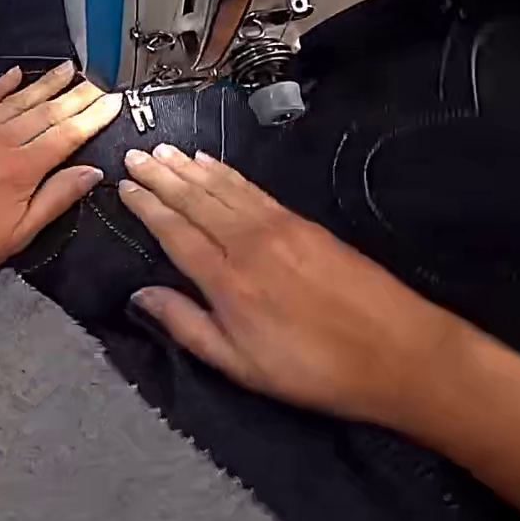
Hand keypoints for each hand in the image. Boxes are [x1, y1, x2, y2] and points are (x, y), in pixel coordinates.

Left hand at [0, 63, 120, 293]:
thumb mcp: (19, 234)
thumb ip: (57, 198)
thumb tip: (93, 172)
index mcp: (23, 167)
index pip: (69, 134)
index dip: (94, 116)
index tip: (114, 101)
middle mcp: (3, 140)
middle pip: (49, 111)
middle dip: (79, 95)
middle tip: (101, 80)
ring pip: (20, 100)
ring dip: (47, 83)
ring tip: (70, 68)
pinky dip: (1, 85)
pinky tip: (16, 73)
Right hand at [118, 144, 467, 426]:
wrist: (394, 348)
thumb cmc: (313, 369)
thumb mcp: (241, 366)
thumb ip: (187, 326)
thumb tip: (141, 295)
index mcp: (227, 280)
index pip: (174, 231)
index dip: (147, 206)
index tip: (125, 187)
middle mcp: (246, 241)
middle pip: (194, 199)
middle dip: (160, 176)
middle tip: (135, 156)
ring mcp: (275, 224)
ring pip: (220, 186)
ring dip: (187, 167)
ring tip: (163, 152)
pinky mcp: (299, 219)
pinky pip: (250, 186)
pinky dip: (224, 171)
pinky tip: (209, 162)